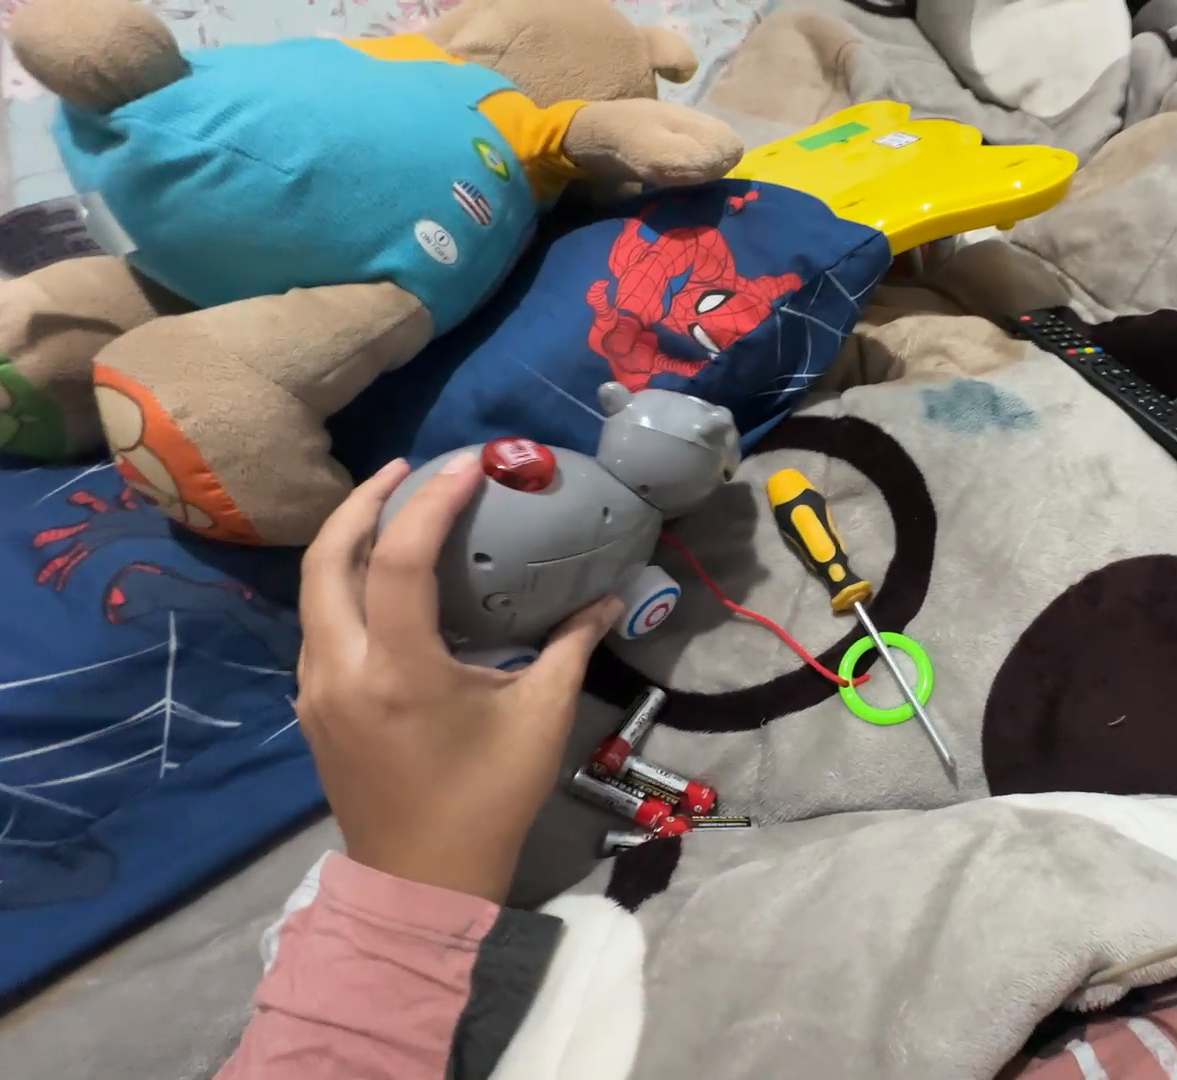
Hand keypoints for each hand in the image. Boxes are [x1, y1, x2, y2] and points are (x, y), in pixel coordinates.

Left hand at [296, 455, 623, 901]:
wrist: (423, 875)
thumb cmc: (492, 794)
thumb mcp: (544, 714)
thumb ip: (573, 645)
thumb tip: (609, 598)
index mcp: (399, 672)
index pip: (398, 564)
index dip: (429, 505)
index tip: (464, 466)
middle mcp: (341, 671)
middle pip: (327, 562)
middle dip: (364, 503)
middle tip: (410, 468)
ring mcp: (318, 689)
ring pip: (315, 592)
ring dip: (351, 539)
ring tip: (399, 508)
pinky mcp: (317, 704)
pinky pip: (322, 622)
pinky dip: (348, 581)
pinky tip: (388, 578)